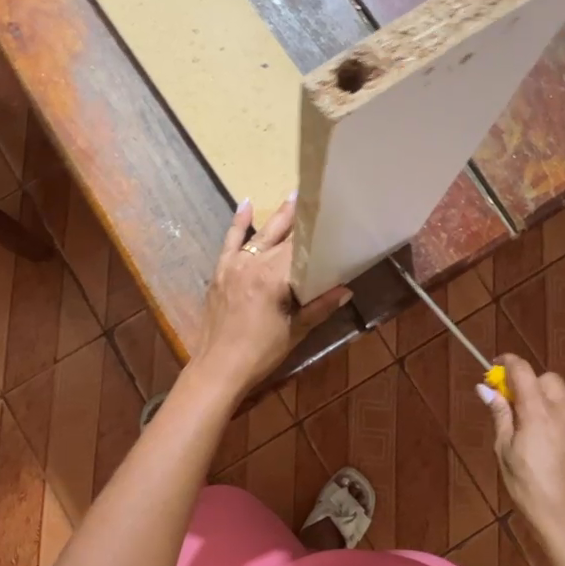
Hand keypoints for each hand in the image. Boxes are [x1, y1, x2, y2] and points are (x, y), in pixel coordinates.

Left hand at [194, 196, 351, 394]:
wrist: (218, 368)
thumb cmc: (260, 353)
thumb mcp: (295, 331)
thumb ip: (320, 307)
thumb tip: (346, 289)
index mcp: (274, 278)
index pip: (299, 249)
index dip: (315, 235)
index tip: (331, 219)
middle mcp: (253, 264)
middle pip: (281, 239)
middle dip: (300, 221)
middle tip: (316, 200)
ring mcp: (233, 266)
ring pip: (259, 235)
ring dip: (277, 217)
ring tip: (293, 197)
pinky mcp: (220, 272)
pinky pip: (231, 241)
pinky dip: (238, 223)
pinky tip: (246, 204)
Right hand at [480, 354, 564, 553]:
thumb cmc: (529, 490)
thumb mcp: (505, 453)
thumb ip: (500, 416)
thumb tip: (486, 389)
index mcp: (538, 412)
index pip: (522, 371)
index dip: (508, 362)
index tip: (496, 366)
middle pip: (549, 378)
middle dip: (531, 382)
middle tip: (518, 402)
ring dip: (555, 395)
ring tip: (544, 415)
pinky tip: (564, 432)